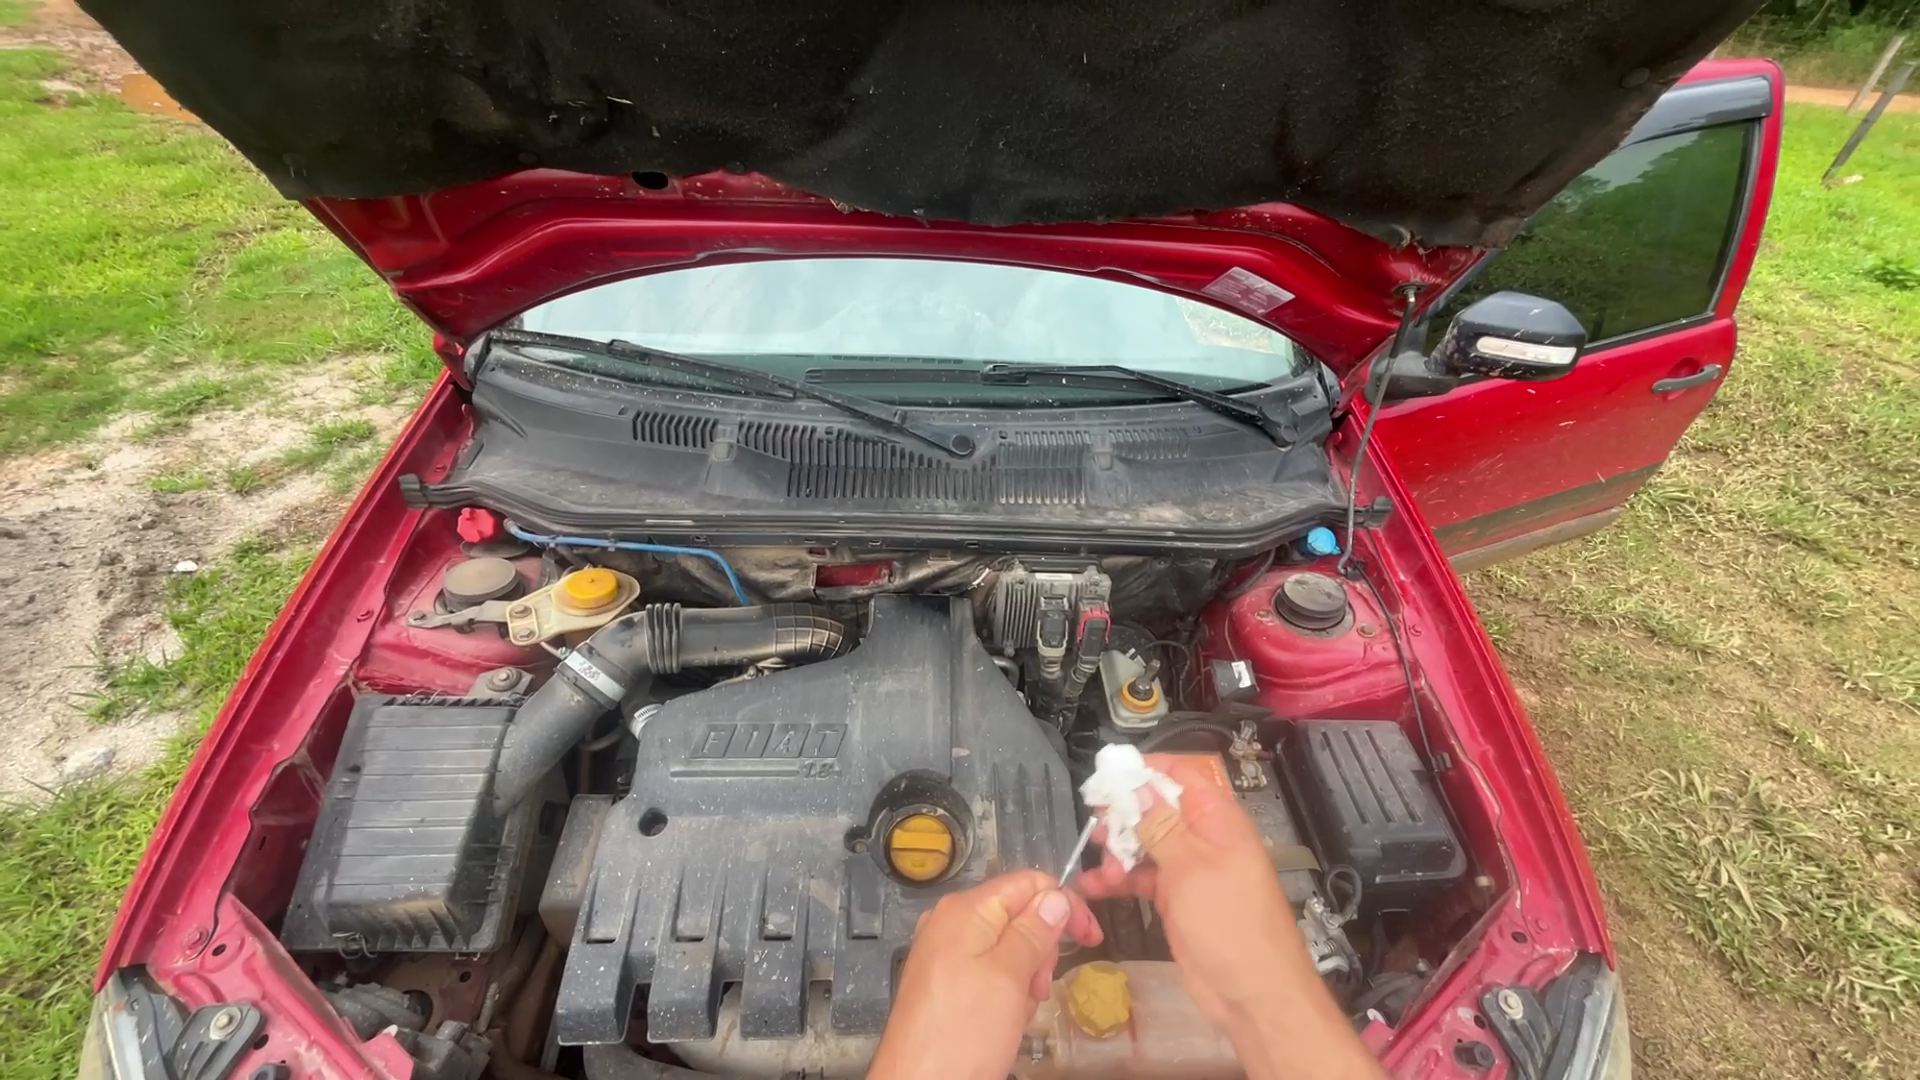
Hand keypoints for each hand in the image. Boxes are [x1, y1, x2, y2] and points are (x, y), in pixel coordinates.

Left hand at [868, 870, 1102, 1079]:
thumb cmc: (964, 1031)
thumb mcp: (1008, 978)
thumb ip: (1034, 931)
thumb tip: (1055, 895)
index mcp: (966, 908)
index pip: (1026, 883)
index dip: (1063, 903)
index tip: (1092, 938)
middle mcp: (951, 920)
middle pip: (1017, 913)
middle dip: (1040, 948)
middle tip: (1039, 989)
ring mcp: (944, 951)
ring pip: (1006, 946)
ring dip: (1024, 975)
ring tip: (1017, 1012)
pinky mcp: (943, 981)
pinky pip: (988, 970)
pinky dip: (1006, 990)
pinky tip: (1003, 1020)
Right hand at [1079, 754, 1383, 1079]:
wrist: (1254, 997)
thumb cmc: (1230, 924)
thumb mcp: (1190, 867)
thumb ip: (1158, 824)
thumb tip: (1135, 785)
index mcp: (1216, 818)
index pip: (1178, 774)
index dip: (1143, 770)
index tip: (1107, 774)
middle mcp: (1201, 836)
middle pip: (1155, 807)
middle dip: (1123, 813)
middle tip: (1095, 821)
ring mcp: (1187, 867)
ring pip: (1143, 841)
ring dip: (1117, 849)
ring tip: (1099, 863)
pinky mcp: (1175, 896)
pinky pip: (1141, 875)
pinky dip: (1118, 878)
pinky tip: (1094, 885)